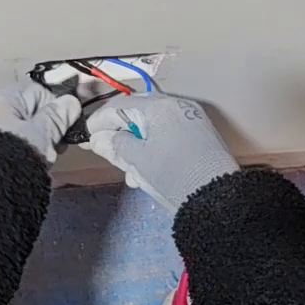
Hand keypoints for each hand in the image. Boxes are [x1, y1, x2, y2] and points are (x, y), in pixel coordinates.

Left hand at [0, 82, 83, 163]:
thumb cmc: (13, 156)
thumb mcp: (43, 134)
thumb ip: (58, 117)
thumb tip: (70, 102)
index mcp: (3, 98)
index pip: (38, 92)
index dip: (56, 109)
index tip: (65, 127)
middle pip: (26, 114)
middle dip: (44, 130)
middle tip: (55, 148)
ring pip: (16, 133)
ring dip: (31, 145)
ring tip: (39, 162)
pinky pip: (4, 147)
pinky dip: (16, 156)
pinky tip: (23, 169)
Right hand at [80, 93, 239, 210]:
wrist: (215, 199)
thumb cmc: (172, 176)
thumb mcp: (137, 161)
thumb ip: (114, 146)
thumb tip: (98, 139)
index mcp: (159, 107)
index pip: (120, 105)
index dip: (100, 120)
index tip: (88, 135)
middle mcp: (176, 106)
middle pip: (138, 112)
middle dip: (120, 131)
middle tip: (106, 150)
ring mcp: (190, 120)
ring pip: (153, 126)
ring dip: (136, 143)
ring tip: (129, 170)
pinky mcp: (200, 136)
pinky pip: (168, 134)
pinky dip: (153, 147)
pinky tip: (147, 170)